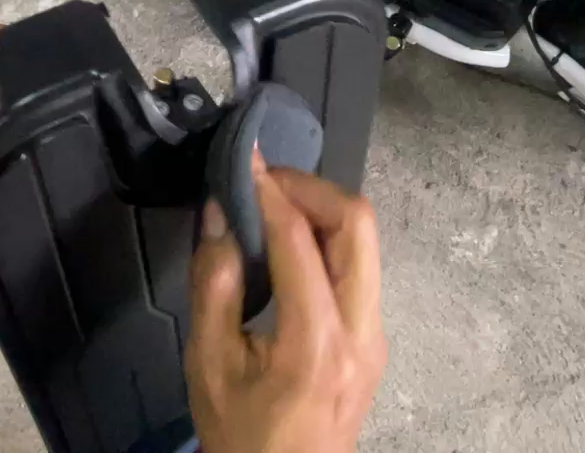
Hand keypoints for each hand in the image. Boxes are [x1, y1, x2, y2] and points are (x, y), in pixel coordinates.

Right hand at [185, 161, 387, 452]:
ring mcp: (376, 333)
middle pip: (358, 225)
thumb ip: (213, 283)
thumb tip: (221, 212)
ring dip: (319, 204)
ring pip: (364, 237)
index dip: (270, 190)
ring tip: (271, 201)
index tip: (244, 160)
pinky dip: (325, 229)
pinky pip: (357, 258)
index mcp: (317, 344)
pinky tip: (287, 234)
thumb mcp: (208, 362)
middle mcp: (363, 332)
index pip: (300, 240)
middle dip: (309, 186)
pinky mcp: (374, 333)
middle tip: (263, 180)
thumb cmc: (242, 433)